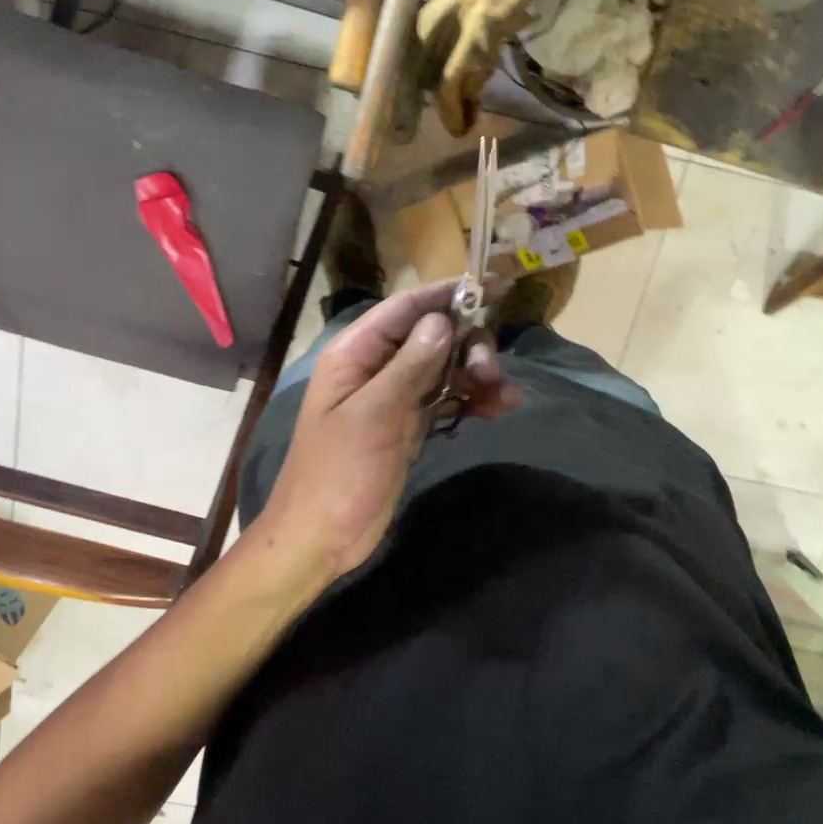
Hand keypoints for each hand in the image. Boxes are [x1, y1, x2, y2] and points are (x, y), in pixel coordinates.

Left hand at [256, 281, 520, 581]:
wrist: (321, 537)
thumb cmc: (337, 473)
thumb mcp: (373, 415)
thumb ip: (409, 366)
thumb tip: (443, 321)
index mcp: (354, 355)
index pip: (405, 309)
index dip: (446, 295)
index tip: (492, 286)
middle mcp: (376, 369)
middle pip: (432, 336)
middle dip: (468, 345)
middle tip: (491, 372)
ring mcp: (394, 398)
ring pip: (445, 368)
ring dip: (477, 374)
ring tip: (502, 396)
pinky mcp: (409, 426)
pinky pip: (447, 400)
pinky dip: (472, 400)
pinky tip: (498, 409)